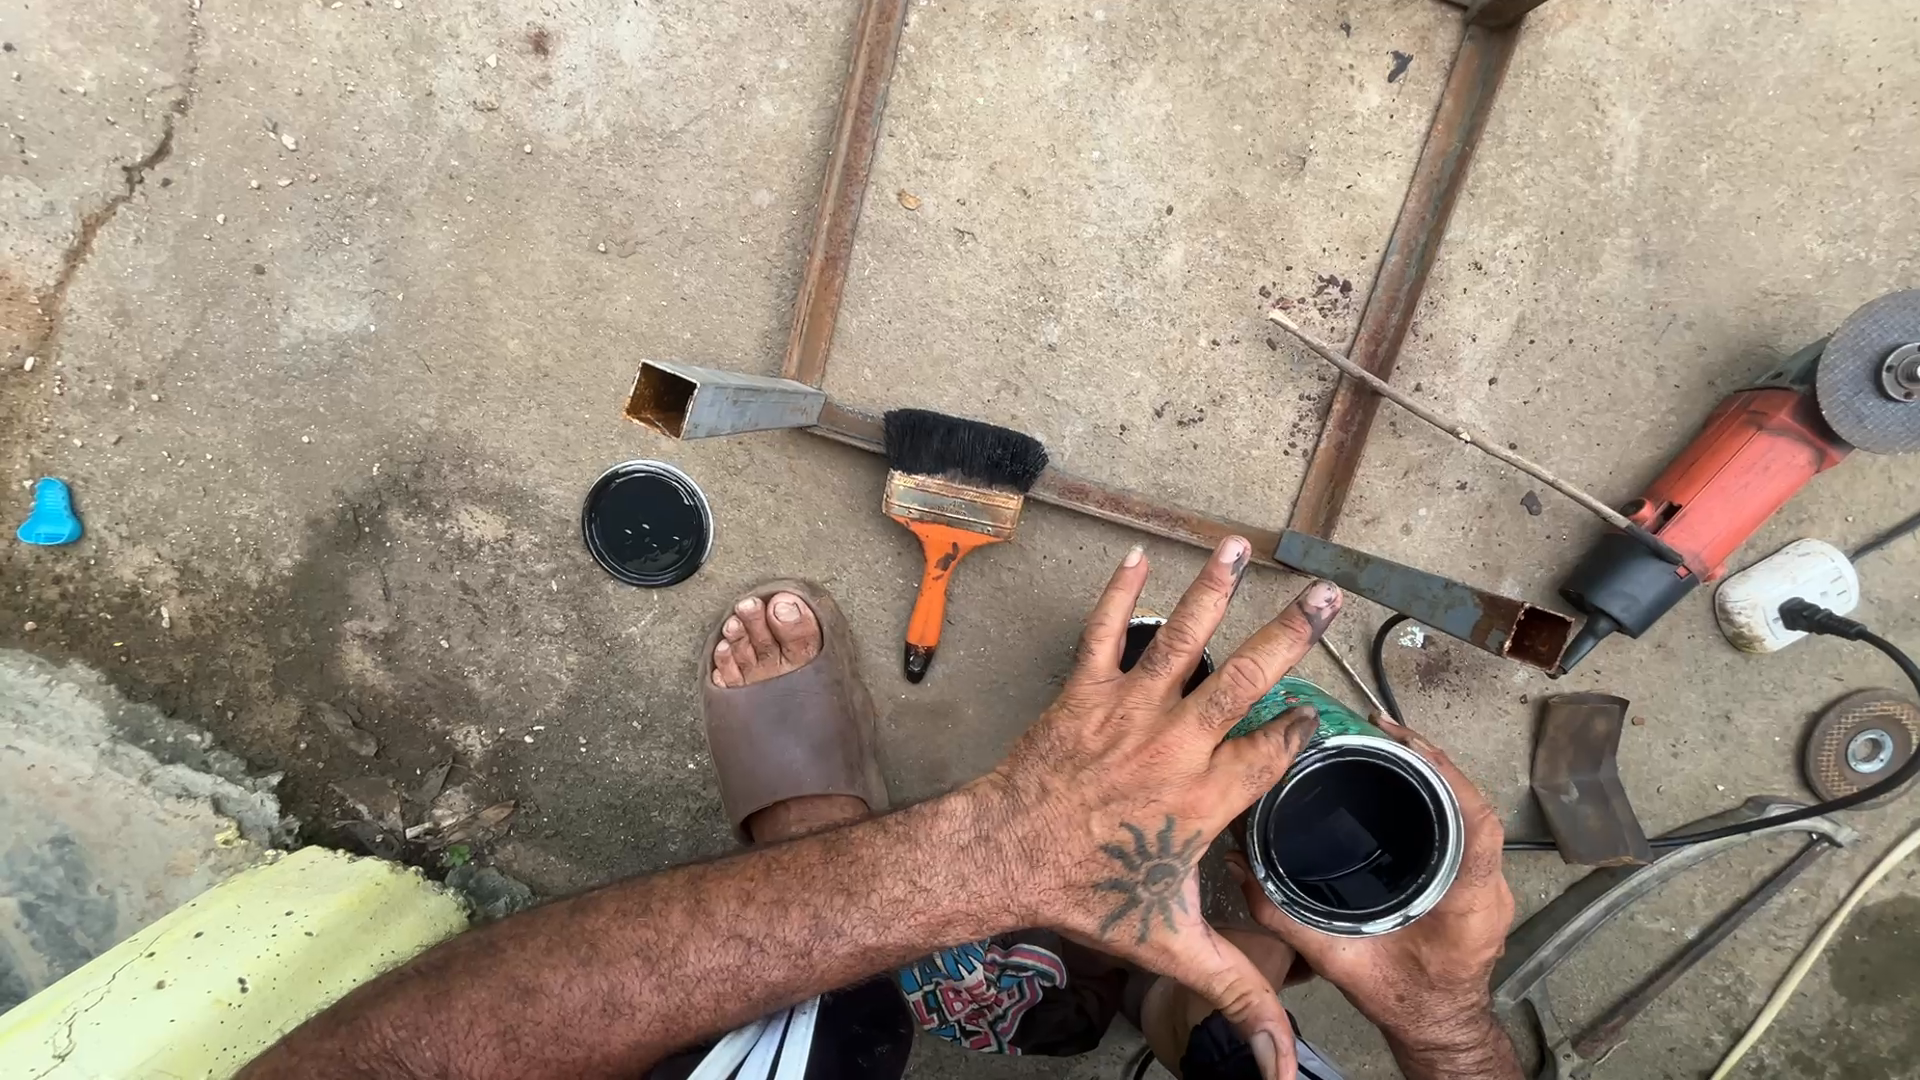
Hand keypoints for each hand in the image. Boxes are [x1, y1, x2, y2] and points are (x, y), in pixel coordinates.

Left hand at [974, 536, 1341, 1079]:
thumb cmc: (1088, 894)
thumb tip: (1290, 1073)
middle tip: (1325, 596)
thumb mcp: (1175, 948)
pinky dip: (1119, 594)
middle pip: (1246, 678)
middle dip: (1290, 635)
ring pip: (1182, 641)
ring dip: (1211, 591)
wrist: (1008, 854)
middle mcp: (1177, 742)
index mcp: (1206, 796)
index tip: (1318, 711)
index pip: (1274, 750)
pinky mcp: (1083, 691)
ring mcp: (1129, 709)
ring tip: (1236, 546)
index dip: (1301, 729)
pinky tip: (1134, 558)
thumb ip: (1240, 997)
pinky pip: (1105, 633)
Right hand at [1227, 715, 1518, 1076]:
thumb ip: (1285, 916)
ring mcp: (1485, 880)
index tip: (1398, 738)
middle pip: (1472, 805)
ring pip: (1471, 811)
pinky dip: (1436, 792)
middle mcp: (1485, 884)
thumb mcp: (1337, 961)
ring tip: (1384, 741)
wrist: (1440, 1028)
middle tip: (1377, 728)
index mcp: (1465, 901)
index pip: (1474, 822)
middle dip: (1429, 758)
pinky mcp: (1475, 877)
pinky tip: (1399, 777)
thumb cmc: (1400, 998)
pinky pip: (1465, 824)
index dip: (1444, 772)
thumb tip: (1239, 865)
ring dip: (1433, 771)